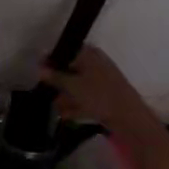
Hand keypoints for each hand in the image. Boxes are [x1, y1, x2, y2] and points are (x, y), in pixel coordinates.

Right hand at [41, 47, 165, 148]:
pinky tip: (64, 115)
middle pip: (72, 70)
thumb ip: (55, 76)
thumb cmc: (99, 95)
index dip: (53, 61)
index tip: (40, 71)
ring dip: (66, 96)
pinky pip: (86, 98)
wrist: (128, 117)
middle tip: (45, 92)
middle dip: (58, 82)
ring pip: (79, 86)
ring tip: (54, 107)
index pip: (67, 52)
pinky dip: (76, 105)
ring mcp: (102, 81)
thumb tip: (40, 68)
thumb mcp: (73, 85)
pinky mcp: (106, 97)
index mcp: (90, 55)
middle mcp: (97, 64)